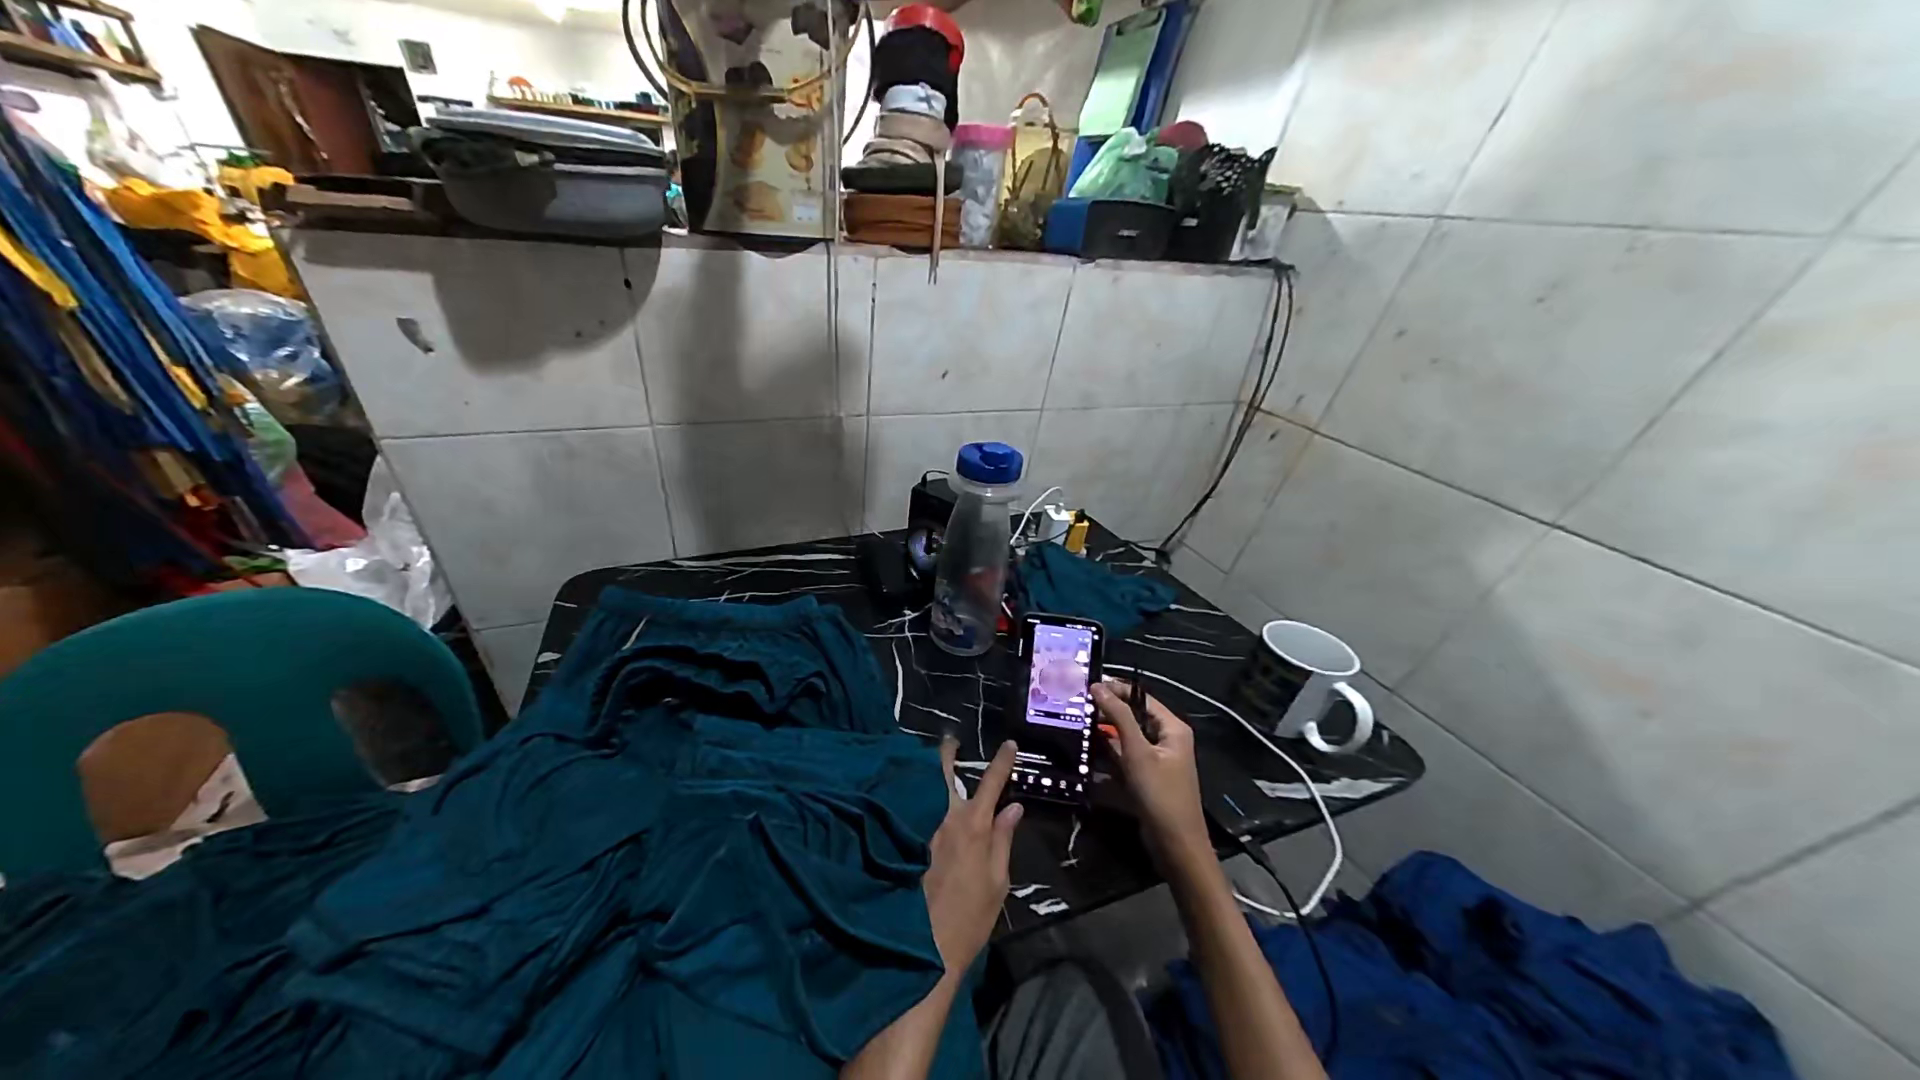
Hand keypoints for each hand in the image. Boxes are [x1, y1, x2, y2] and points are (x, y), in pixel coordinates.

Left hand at [923, 738, 1023, 974]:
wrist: (925, 947)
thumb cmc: (970, 917)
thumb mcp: (998, 881)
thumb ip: (1003, 839)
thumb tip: (1014, 806)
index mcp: (974, 825)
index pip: (992, 782)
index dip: (1002, 760)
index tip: (1008, 743)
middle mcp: (944, 816)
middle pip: (944, 772)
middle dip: (946, 753)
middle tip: (949, 741)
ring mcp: (919, 826)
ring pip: (922, 787)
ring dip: (926, 772)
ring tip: (925, 762)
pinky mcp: (901, 840)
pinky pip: (907, 807)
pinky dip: (910, 795)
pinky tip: (907, 794)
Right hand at [1092, 681, 1209, 862]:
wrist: (1175, 845)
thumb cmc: (1160, 794)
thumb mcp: (1137, 752)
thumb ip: (1118, 717)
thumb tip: (1098, 686)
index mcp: (1172, 728)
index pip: (1141, 697)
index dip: (1115, 689)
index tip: (1086, 685)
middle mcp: (1166, 739)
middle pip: (1133, 716)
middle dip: (1106, 711)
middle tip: (1076, 706)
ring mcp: (1156, 759)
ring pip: (1125, 737)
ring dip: (1104, 733)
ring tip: (1076, 725)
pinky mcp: (1146, 776)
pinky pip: (1124, 757)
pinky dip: (1108, 754)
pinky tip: (1087, 752)